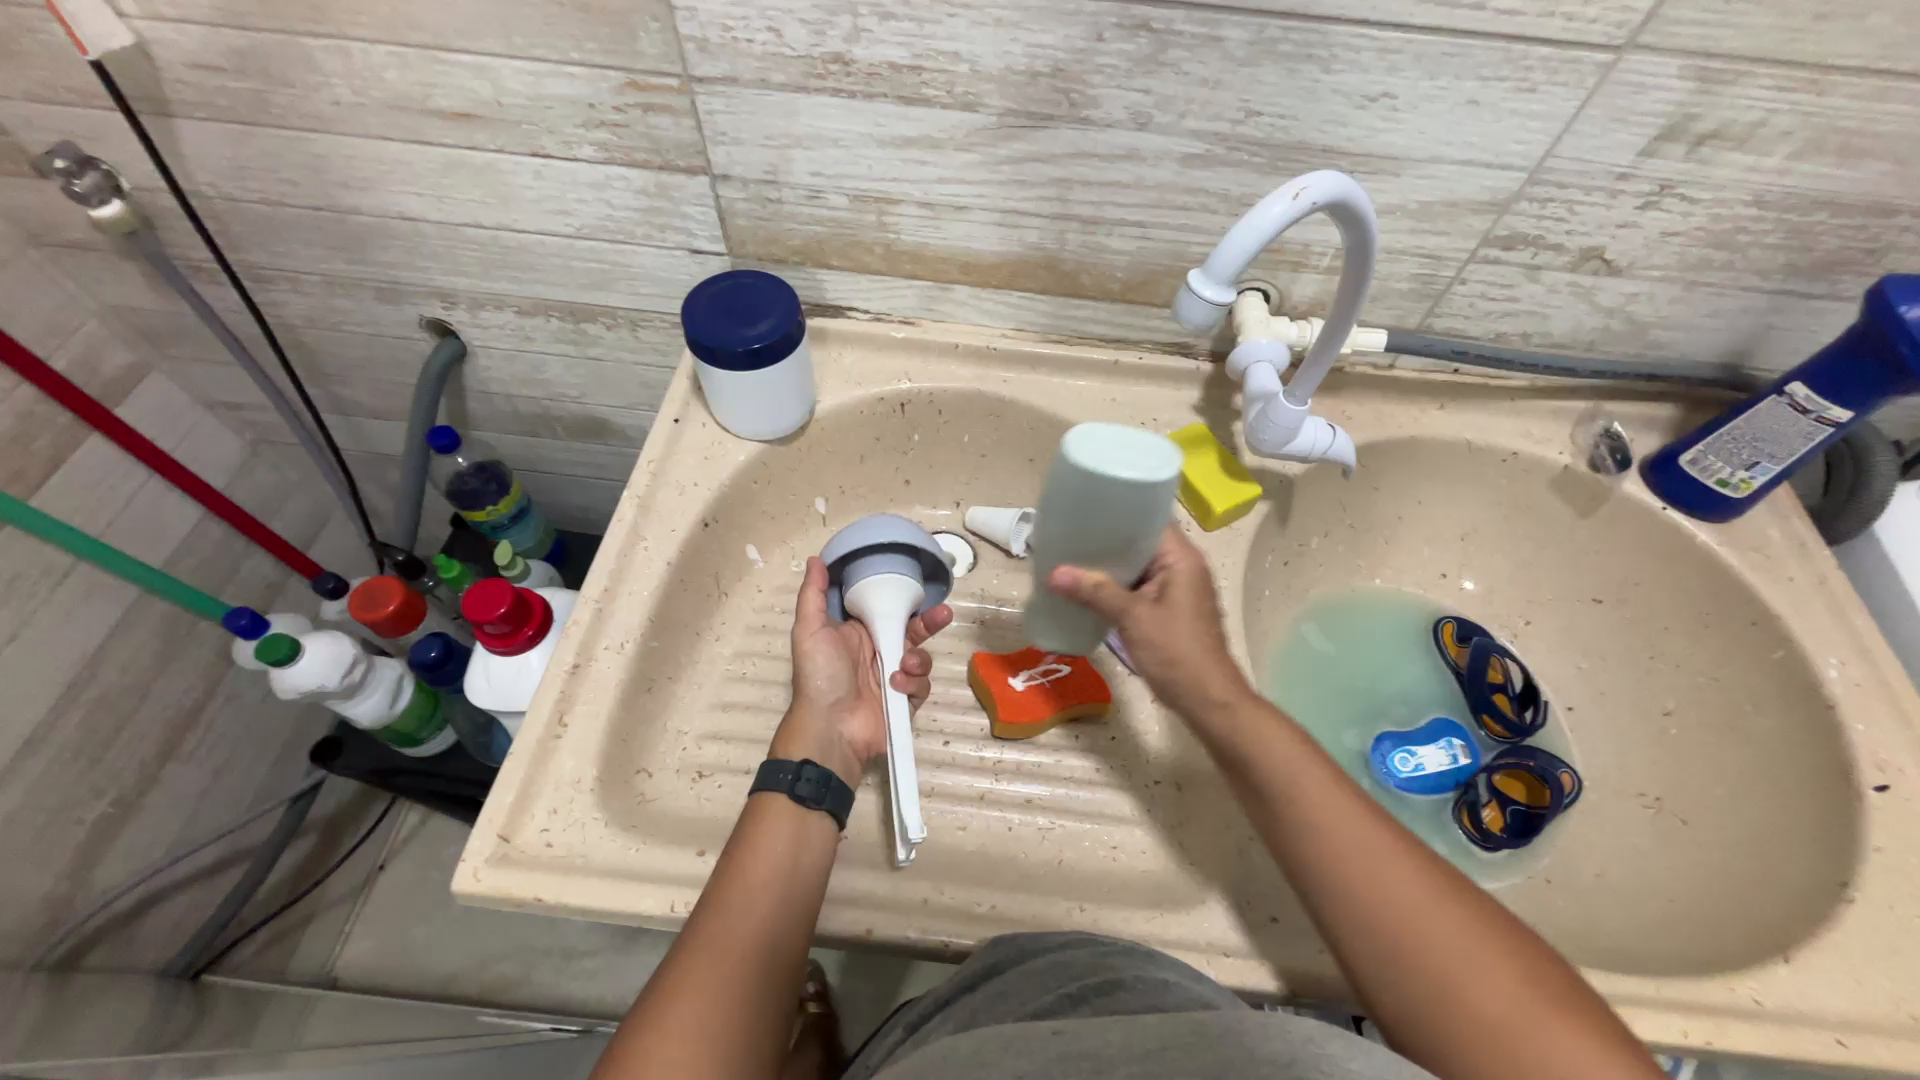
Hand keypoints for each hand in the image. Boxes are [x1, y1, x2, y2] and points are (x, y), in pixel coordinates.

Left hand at [772, 556, 953, 785]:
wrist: (831, 728)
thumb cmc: (819, 675)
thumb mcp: (809, 630)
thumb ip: (814, 594)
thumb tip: (816, 559)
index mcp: (856, 633)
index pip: (885, 609)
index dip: (902, 598)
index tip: (918, 588)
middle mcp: (877, 652)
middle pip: (912, 631)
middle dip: (930, 622)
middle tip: (944, 614)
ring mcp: (893, 677)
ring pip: (921, 658)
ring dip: (916, 660)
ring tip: (901, 667)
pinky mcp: (906, 700)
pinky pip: (922, 684)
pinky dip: (912, 684)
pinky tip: (896, 688)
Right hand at [1047, 526, 1256, 721]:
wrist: (1206, 699)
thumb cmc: (1176, 652)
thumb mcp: (1132, 618)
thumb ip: (1094, 591)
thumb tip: (1054, 573)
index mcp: (1181, 558)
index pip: (1148, 520)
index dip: (1117, 514)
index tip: (1084, 512)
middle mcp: (1182, 566)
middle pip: (1139, 543)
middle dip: (1105, 542)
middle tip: (1068, 536)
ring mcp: (1177, 589)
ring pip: (1137, 568)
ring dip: (1109, 567)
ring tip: (1070, 559)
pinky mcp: (1169, 610)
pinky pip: (1138, 588)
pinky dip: (1116, 588)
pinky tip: (1087, 591)